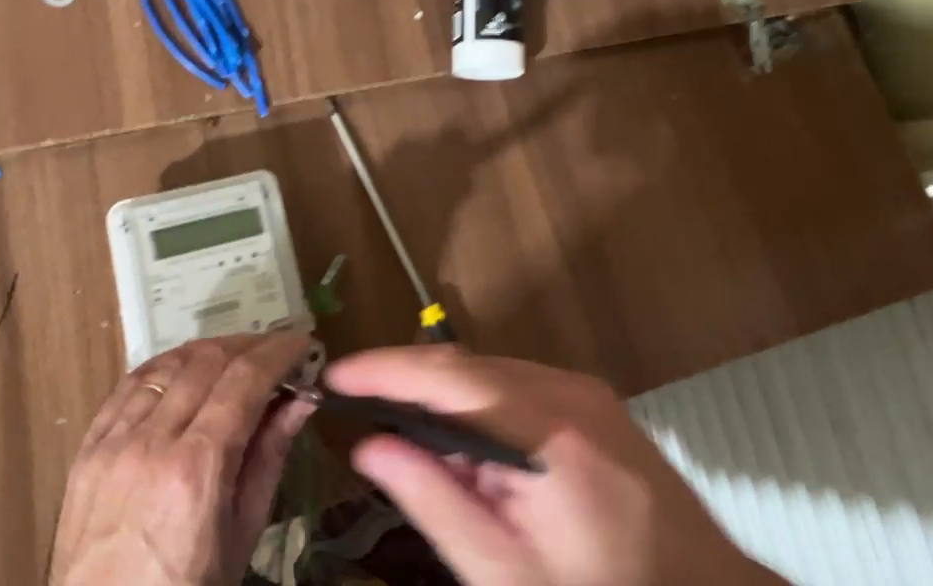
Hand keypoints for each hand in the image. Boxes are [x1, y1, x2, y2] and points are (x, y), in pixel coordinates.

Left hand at [50, 334, 314, 585]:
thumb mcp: (243, 532)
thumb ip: (270, 456)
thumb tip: (302, 400)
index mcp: (196, 467)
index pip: (244, 379)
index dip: (278, 352)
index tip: (302, 343)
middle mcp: (151, 441)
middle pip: (206, 361)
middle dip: (249, 345)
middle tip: (276, 350)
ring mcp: (113, 441)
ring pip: (166, 364)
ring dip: (208, 350)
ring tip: (237, 356)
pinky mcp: (88, 448)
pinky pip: (129, 386)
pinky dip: (165, 367)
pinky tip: (186, 370)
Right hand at [327, 346, 784, 585]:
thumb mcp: (505, 571)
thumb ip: (435, 501)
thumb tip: (370, 446)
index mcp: (547, 430)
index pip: (450, 377)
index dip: (387, 369)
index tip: (336, 375)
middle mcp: (569, 391)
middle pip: (468, 367)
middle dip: (409, 381)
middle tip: (358, 406)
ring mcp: (587, 391)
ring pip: (491, 372)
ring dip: (443, 395)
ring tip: (400, 427)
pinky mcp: (596, 402)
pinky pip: (519, 385)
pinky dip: (479, 404)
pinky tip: (462, 441)